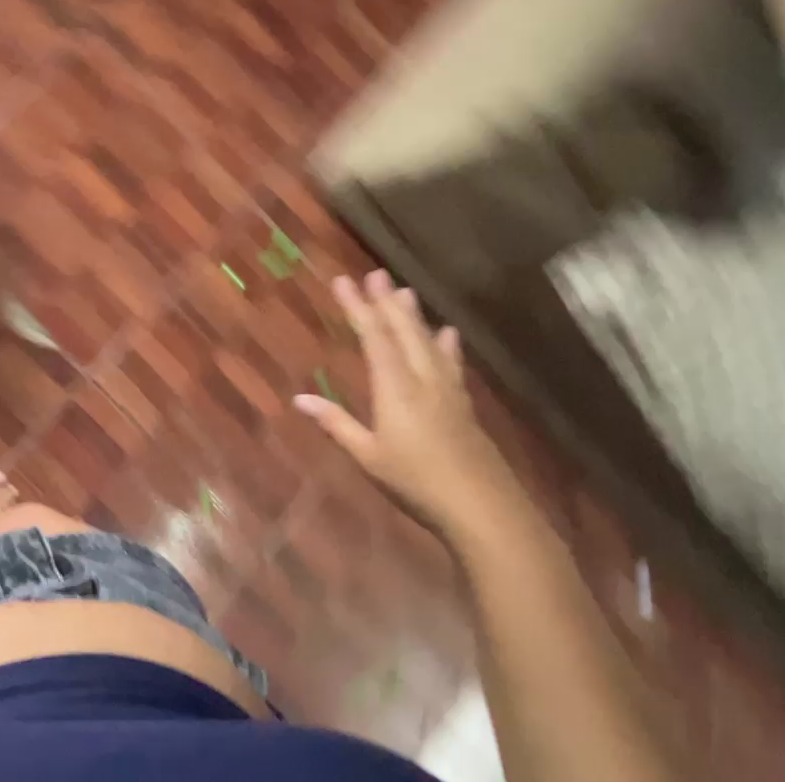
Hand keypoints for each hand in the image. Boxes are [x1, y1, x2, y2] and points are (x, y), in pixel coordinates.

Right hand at [293, 270, 523, 536]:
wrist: (484, 510)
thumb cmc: (417, 484)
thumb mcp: (369, 457)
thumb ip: (337, 424)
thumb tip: (300, 398)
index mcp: (396, 389)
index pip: (374, 339)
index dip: (358, 308)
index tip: (344, 281)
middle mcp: (423, 381)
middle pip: (404, 333)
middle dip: (387, 302)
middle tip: (376, 274)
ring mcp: (448, 393)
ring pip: (429, 344)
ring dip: (414, 317)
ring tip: (405, 292)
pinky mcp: (464, 407)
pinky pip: (451, 364)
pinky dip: (446, 345)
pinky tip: (448, 336)